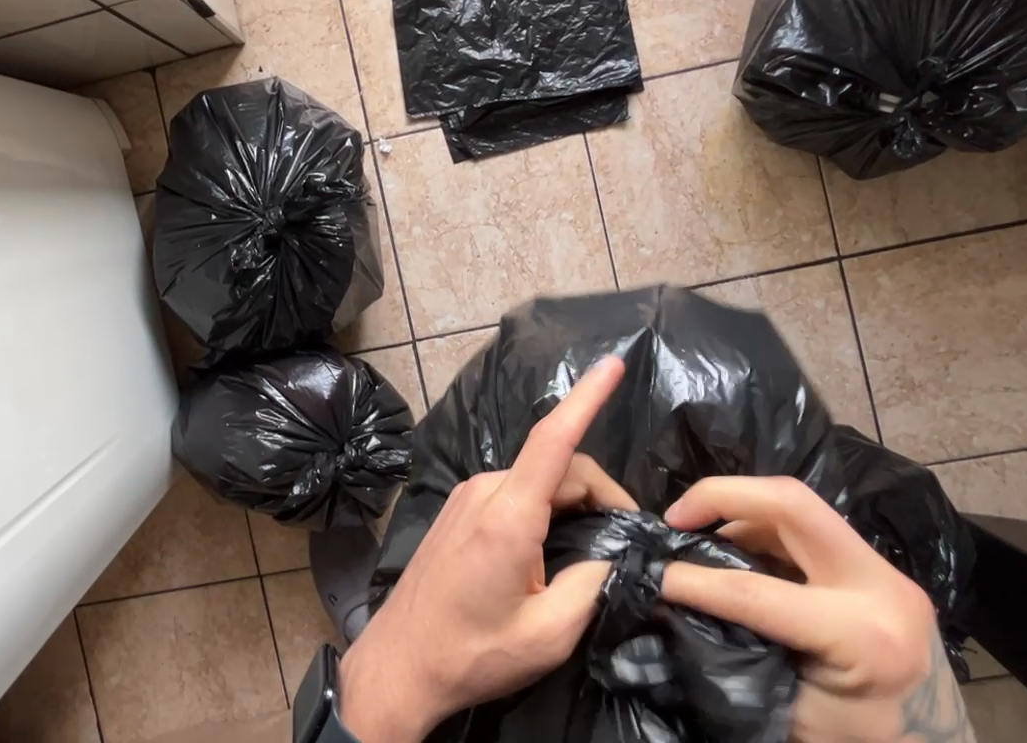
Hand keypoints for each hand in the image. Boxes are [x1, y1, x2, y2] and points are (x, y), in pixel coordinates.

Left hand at [337, 357, 633, 742]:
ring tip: (590, 550)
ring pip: (536, 478)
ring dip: (571, 502)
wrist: (401, 662)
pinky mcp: (458, 508)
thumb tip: (613, 555)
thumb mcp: (548, 635)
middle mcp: (485, 490)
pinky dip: (544, 506)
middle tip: (625, 541)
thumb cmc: (472, 652)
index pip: (553, 440)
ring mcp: (467, 496)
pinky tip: (552, 546)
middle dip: (599, 493)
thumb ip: (591, 586)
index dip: (586, 398)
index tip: (612, 364)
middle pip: (557, 465)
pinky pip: (514, 491)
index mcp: (509, 514)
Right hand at [659, 477, 974, 742]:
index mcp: (863, 638)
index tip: (654, 575)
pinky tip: (730, 543)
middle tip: (674, 517)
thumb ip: (733, 646)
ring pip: (796, 503)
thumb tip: (671, 603)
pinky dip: (757, 523)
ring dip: (736, 507)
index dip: (694, 580)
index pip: (756, 592)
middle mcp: (882, 589)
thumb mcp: (785, 708)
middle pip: (791, 504)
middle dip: (720, 496)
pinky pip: (805, 523)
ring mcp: (884, 570)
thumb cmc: (846, 737)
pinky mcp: (875, 562)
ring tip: (695, 530)